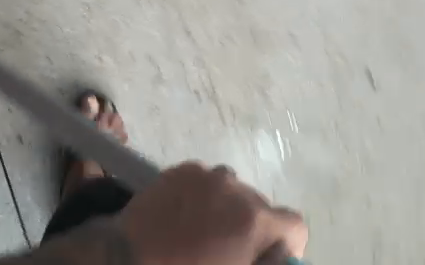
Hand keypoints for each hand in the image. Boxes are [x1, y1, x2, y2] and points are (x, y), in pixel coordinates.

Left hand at [114, 163, 308, 264]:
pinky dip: (205, 197)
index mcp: (254, 220)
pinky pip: (206, 181)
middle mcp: (234, 187)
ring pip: (233, 191)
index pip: (295, 224)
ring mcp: (205, 173)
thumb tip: (279, 258)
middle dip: (255, 229)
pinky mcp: (180, 168)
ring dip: (229, 210)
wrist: (129, 260)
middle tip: (233, 253)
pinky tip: (186, 218)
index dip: (289, 247)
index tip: (269, 262)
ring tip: (207, 235)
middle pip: (262, 207)